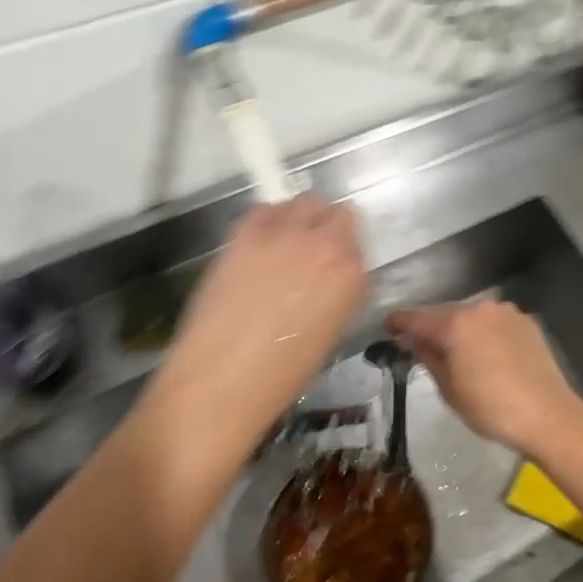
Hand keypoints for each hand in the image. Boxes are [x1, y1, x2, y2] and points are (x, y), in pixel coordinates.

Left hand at [144, 197, 366, 432]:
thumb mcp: (331, 331)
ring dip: (300, 218)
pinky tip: (259, 244)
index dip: (344, 255)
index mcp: (352, 275)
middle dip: (327, 227)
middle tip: (311, 250)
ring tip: (284, 243)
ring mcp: (284, 234)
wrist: (223, 378)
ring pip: (303, 202)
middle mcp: (324, 244)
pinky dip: (267, 220)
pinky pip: (263, 210)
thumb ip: (337, 293)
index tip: (331, 268)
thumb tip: (326, 280)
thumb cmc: (283, 373)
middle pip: (336, 212)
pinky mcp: (245, 234)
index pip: (359, 244)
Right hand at [386, 299, 582, 453]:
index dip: (399, 322)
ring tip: (454, 351)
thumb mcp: (448, 388)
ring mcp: (507, 312)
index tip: (388, 327)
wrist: (547, 414)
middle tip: (419, 344)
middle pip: (446, 314)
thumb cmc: (490, 407)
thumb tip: (411, 339)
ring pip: (472, 317)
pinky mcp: (527, 322)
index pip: (418, 318)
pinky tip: (484, 353)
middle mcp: (481, 308)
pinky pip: (494, 323)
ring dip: (459, 329)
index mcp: (456, 323)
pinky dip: (483, 333)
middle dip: (432, 327)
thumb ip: (427, 356)